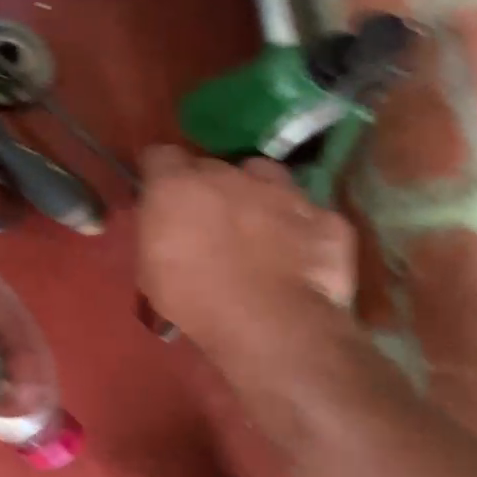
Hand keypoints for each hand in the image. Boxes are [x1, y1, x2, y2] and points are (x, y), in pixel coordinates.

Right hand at [138, 146, 356, 370]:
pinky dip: (298, 225)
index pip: (160, 154)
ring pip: (264, 175)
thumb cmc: (189, 294)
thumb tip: (165, 220)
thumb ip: (159, 226)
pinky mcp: (327, 218)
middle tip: (204, 214)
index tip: (156, 190)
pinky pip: (307, 212)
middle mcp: (229, 177)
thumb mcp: (149, 260)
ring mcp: (285, 194)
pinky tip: (293, 250)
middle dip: (205, 183)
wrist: (268, 321)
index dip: (158, 171)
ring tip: (253, 219)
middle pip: (211, 165)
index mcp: (176, 184)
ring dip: (254, 190)